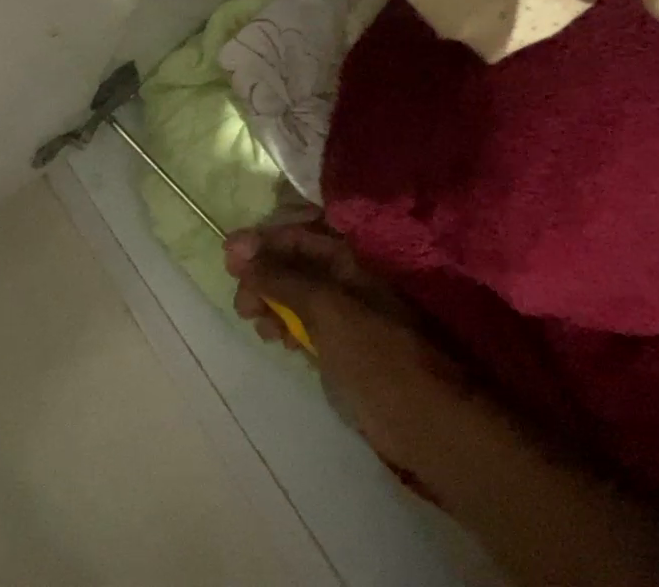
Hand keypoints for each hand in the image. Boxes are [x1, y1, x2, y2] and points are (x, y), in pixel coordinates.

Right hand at [224, 221, 458, 466]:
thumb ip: (281, 278)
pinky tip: (276, 340)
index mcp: (353, 262)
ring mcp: (349, 315)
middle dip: (262, 276)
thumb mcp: (325, 308)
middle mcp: (349, 281)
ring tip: (257, 325)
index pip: (299, 235)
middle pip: (294, 264)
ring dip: (270, 304)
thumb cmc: (378, 356)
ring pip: (296, 296)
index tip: (228, 258)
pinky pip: (307, 324)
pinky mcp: (346, 346)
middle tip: (241, 302)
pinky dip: (287, 327)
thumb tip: (239, 250)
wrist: (430, 424)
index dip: (262, 241)